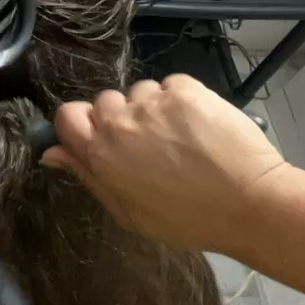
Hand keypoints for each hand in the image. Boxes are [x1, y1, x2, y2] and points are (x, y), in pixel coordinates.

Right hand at [42, 74, 295, 252]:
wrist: (252, 206)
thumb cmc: (187, 220)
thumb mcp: (128, 213)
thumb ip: (88, 177)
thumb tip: (52, 152)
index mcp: (100, 154)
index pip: (67, 115)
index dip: (82, 123)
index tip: (99, 137)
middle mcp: (120, 122)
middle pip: (104, 102)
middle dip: (122, 118)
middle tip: (150, 146)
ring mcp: (153, 103)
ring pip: (139, 92)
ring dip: (153, 109)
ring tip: (181, 138)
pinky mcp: (185, 90)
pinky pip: (171, 85)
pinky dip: (181, 100)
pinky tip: (198, 126)